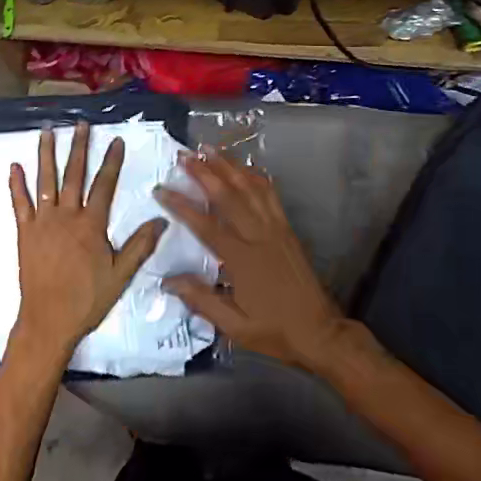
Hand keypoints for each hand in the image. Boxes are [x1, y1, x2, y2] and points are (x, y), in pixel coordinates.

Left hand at [8, 122, 164, 359]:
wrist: (47, 322)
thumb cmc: (87, 299)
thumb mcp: (121, 275)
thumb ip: (140, 245)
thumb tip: (162, 220)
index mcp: (92, 224)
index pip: (105, 184)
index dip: (112, 161)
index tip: (116, 140)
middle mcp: (67, 216)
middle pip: (74, 174)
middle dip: (79, 147)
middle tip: (81, 124)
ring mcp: (43, 223)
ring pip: (46, 181)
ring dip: (46, 155)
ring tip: (47, 131)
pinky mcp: (25, 233)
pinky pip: (19, 204)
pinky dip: (17, 185)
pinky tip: (14, 166)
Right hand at [155, 149, 350, 373]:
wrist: (318, 329)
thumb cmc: (274, 330)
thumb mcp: (235, 326)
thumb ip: (202, 300)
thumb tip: (168, 280)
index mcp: (243, 260)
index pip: (206, 225)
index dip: (182, 205)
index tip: (161, 189)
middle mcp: (260, 236)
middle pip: (229, 196)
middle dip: (205, 173)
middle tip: (184, 155)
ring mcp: (276, 228)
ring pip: (250, 188)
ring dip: (229, 166)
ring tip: (209, 149)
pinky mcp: (288, 228)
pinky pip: (271, 195)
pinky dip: (256, 177)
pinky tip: (245, 167)